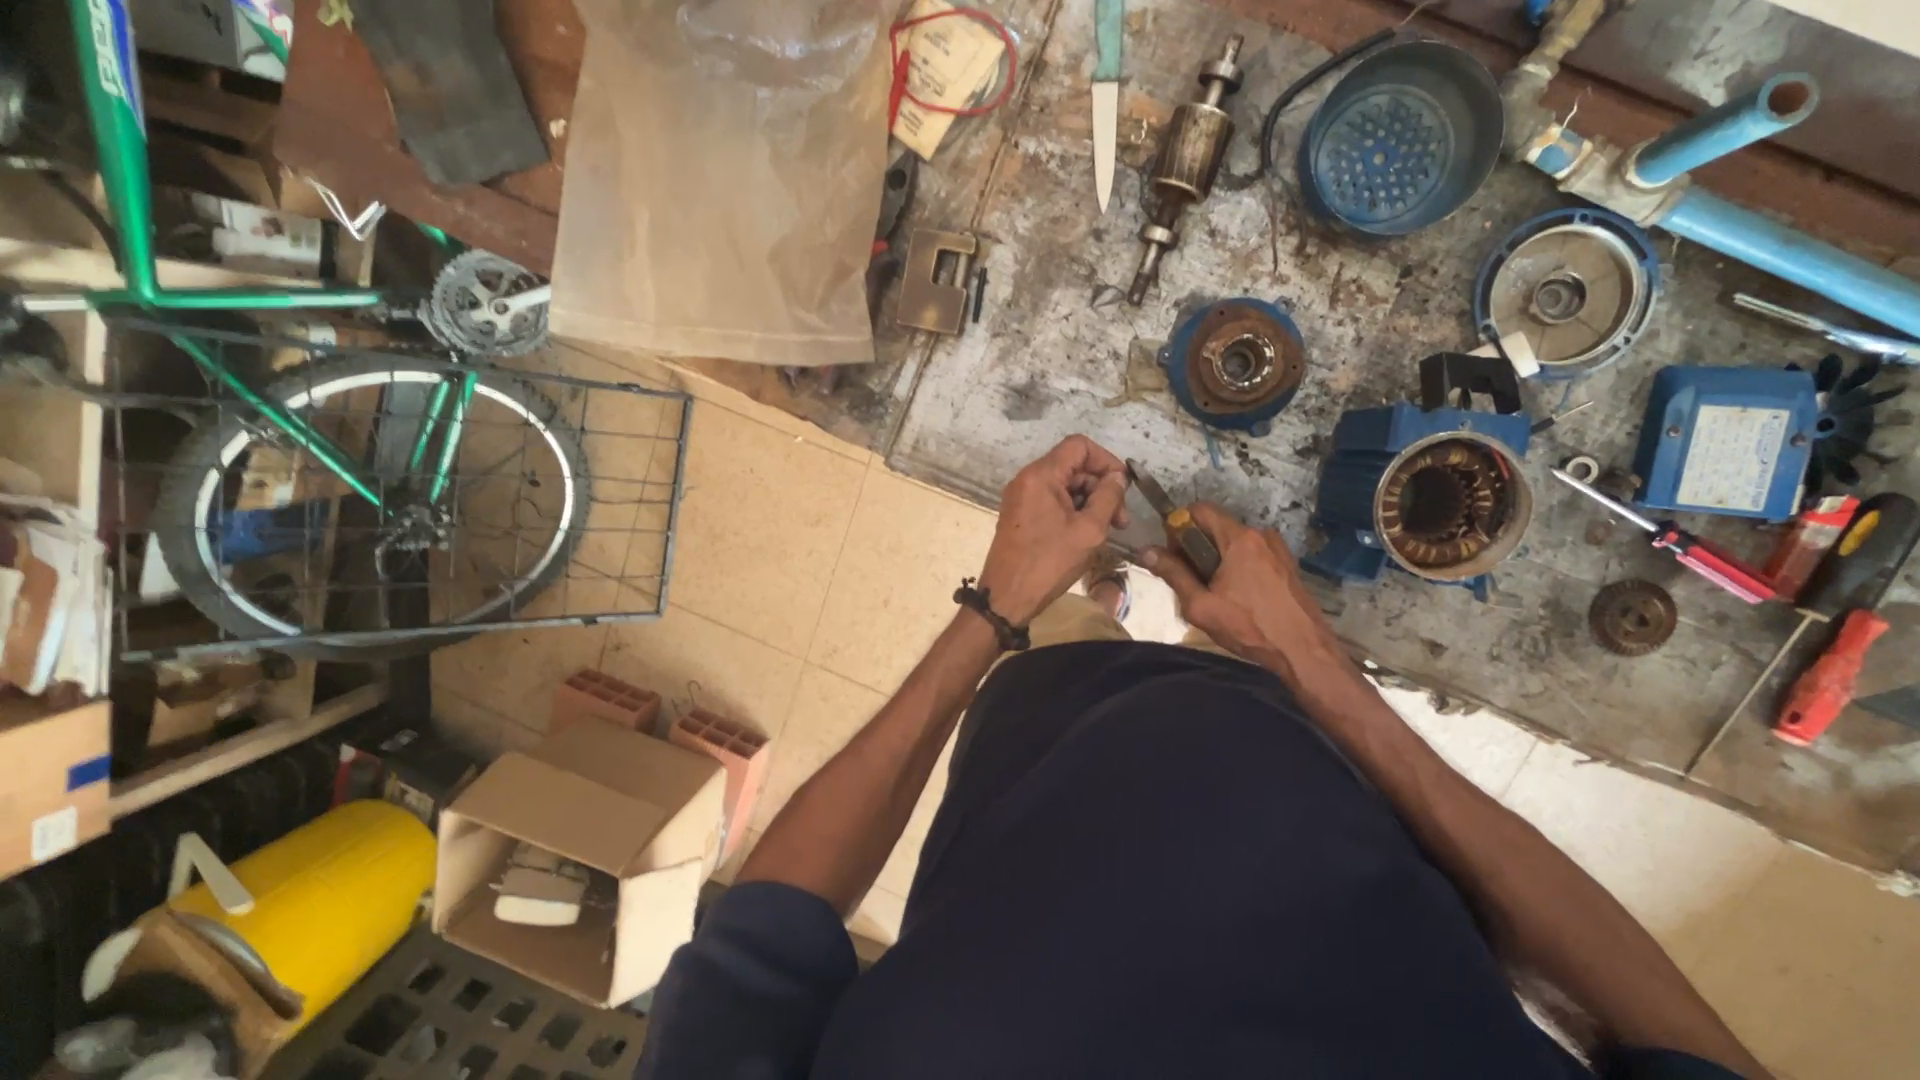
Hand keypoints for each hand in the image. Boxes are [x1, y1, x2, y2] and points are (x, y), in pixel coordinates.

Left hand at [975, 436, 1130, 624]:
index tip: (1123, 487)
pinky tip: (1088, 535)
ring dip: (1090, 502)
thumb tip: (1117, 478)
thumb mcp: (1089, 530)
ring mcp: (1021, 498)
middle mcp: (1027, 479)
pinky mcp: (1020, 516)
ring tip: (1109, 530)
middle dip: (1101, 487)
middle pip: (1073, 466)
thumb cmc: (1049, 563)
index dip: (1106, 460)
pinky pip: (1052, 501)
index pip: (1079, 446)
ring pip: (1065, 486)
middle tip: (1120, 520)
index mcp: (1041, 475)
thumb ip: (1108, 498)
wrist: (1006, 598)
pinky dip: (1074, 511)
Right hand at [1140, 503, 1334, 673]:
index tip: (1174, 556)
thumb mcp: (1201, 605)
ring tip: (1216, 595)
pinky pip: (1251, 556)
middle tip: (1191, 582)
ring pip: (1233, 544)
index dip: (1179, 528)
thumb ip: (1173, 574)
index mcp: (1239, 539)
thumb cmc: (1249, 627)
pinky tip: (1238, 598)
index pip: (1199, 510)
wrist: (1303, 650)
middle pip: (1216, 528)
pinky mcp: (1286, 564)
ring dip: (1217, 561)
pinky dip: (1237, 568)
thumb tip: (1146, 552)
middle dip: (1196, 548)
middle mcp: (1260, 535)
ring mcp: (1277, 549)